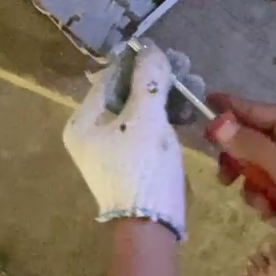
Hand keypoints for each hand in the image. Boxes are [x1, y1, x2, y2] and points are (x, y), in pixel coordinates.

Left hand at [63, 44, 186, 238]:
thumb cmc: (142, 167)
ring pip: (138, 110)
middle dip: (156, 79)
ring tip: (193, 85)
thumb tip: (150, 49)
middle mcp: (90, 133)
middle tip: (185, 67)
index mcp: (83, 122)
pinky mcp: (129, 161)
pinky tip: (186, 108)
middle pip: (124, 93)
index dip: (137, 62)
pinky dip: (163, 117)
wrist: (150, 225)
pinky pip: (144, 128)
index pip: (108, 79)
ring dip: (165, 96)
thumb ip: (148, 80)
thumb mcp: (146, 118)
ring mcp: (109, 149)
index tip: (165, 53)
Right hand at [207, 94, 275, 251]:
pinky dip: (271, 202)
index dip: (226, 110)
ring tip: (265, 207)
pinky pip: (273, 186)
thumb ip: (251, 147)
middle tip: (227, 181)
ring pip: (259, 168)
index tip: (199, 107)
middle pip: (251, 142)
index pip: (253, 109)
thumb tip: (218, 124)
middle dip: (240, 164)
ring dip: (256, 190)